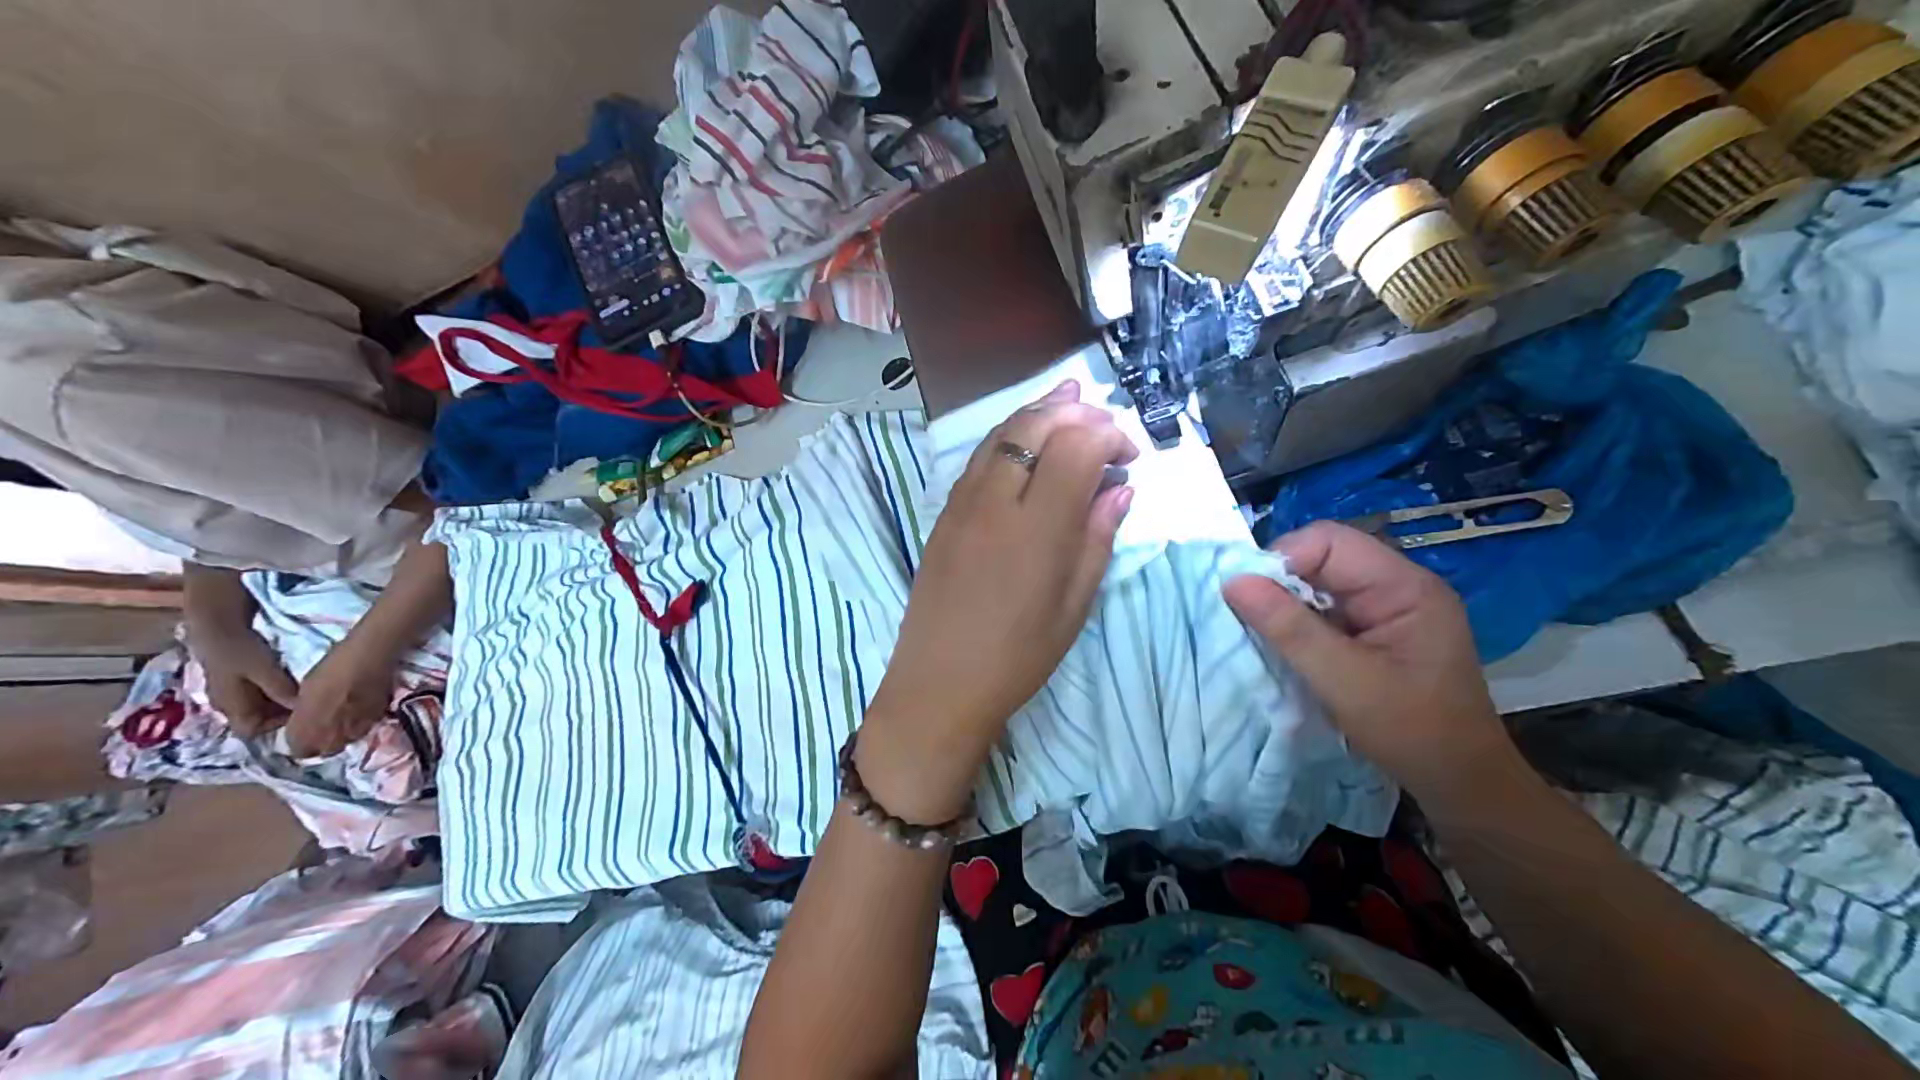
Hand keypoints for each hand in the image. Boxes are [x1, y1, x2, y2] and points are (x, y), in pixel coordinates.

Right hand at [196, 626, 298, 737]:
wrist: (219, 629)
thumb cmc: (241, 650)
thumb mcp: (264, 670)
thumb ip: (280, 690)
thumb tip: (300, 708)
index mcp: (230, 707)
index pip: (251, 731)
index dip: (277, 725)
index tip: (301, 711)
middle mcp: (226, 704)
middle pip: (257, 719)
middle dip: (282, 712)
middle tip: (306, 698)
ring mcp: (229, 693)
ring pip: (259, 706)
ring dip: (279, 701)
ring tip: (301, 688)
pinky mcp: (235, 681)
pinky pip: (257, 693)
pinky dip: (274, 690)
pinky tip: (289, 679)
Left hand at [286, 636, 398, 758]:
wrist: (371, 658)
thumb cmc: (330, 671)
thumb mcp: (303, 693)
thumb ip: (304, 715)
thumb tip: (307, 721)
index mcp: (305, 734)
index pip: (298, 750)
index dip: (300, 739)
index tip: (303, 727)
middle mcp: (331, 740)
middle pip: (325, 749)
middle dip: (323, 739)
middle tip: (325, 721)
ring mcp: (358, 731)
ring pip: (347, 739)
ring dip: (344, 731)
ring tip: (345, 713)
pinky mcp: (379, 720)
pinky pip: (365, 727)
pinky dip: (362, 721)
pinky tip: (362, 705)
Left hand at [859, 380, 1137, 822]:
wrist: (940, 684)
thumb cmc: (1018, 657)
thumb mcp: (1074, 605)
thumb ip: (1098, 538)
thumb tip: (1120, 490)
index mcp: (1035, 529)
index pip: (1075, 448)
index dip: (1107, 436)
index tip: (1129, 456)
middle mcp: (994, 502)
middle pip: (1034, 426)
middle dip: (1075, 413)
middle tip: (1104, 420)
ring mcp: (961, 504)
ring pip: (1001, 434)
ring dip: (1038, 412)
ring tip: (1068, 401)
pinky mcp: (943, 514)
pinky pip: (980, 458)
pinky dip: (1009, 436)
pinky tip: (1026, 442)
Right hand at [1222, 521, 1524, 810]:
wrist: (1462, 784)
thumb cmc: (1413, 732)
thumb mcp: (1345, 681)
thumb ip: (1289, 628)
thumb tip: (1232, 581)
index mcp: (1406, 586)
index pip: (1330, 542)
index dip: (1283, 559)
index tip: (1249, 597)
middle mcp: (1397, 586)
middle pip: (1322, 558)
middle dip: (1280, 583)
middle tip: (1251, 619)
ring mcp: (1386, 608)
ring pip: (1317, 584)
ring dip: (1286, 605)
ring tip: (1265, 635)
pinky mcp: (1373, 630)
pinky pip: (1323, 609)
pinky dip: (1297, 623)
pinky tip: (1286, 647)